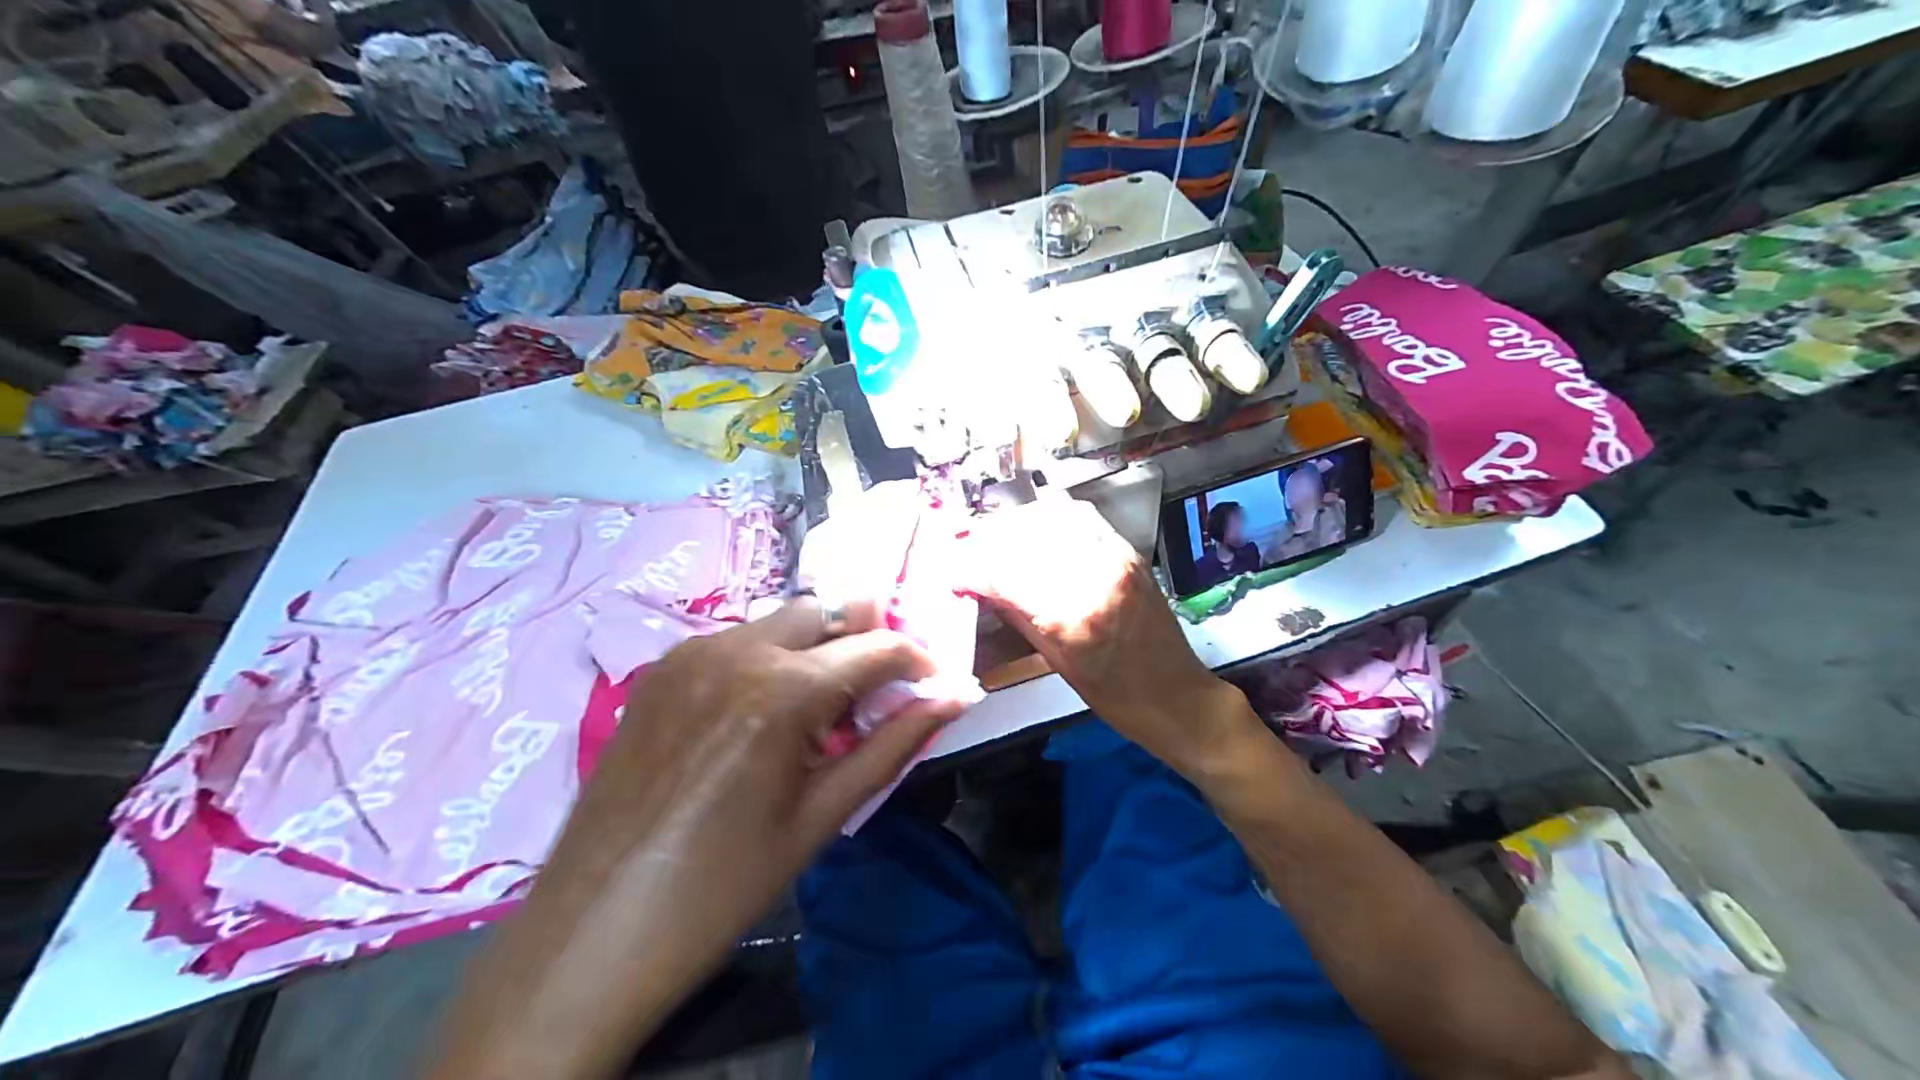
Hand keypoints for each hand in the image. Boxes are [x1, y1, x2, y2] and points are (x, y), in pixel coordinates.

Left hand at [427, 599, 965, 1079]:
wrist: (597, 926)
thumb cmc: (727, 882)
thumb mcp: (823, 814)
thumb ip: (893, 744)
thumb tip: (957, 695)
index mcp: (784, 689)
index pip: (876, 646)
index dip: (915, 661)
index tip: (932, 684)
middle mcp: (737, 649)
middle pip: (823, 612)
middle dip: (858, 641)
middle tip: (870, 694)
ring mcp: (689, 653)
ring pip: (775, 622)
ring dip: (810, 649)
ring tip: (812, 711)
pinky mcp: (659, 669)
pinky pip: (730, 641)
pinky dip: (762, 660)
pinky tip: (754, 716)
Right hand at [958, 498, 1258, 777]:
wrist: (1178, 697)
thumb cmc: (1117, 698)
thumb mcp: (1056, 664)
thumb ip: (1016, 615)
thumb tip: (979, 587)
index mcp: (1070, 618)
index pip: (1002, 574)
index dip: (968, 570)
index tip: (952, 574)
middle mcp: (1092, 577)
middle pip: (1022, 539)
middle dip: (986, 542)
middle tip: (968, 553)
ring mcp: (1114, 559)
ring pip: (1050, 519)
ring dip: (1015, 526)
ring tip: (996, 540)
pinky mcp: (1127, 552)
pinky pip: (1081, 518)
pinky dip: (1052, 518)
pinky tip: (1036, 531)